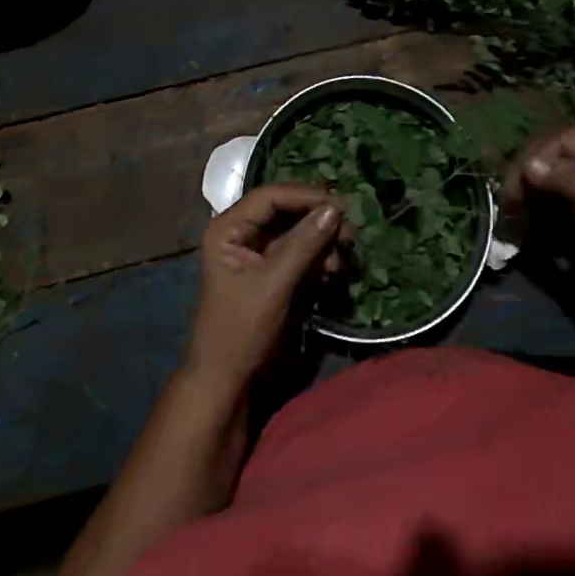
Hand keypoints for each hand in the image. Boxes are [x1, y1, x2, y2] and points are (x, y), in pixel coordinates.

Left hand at [183, 185, 341, 392]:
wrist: (225, 379)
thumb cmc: (240, 329)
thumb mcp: (274, 284)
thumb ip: (303, 245)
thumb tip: (334, 210)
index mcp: (227, 228)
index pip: (270, 197)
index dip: (306, 196)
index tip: (341, 205)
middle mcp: (238, 232)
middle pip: (283, 211)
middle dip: (316, 218)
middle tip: (349, 230)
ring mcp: (252, 252)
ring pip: (293, 231)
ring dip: (319, 239)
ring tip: (343, 254)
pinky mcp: (267, 271)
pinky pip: (295, 252)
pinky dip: (315, 257)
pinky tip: (332, 269)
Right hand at [504, 123, 574, 297]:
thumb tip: (530, 164)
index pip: (566, 140)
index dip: (533, 163)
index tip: (510, 195)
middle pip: (572, 153)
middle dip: (540, 177)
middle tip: (515, 208)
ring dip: (554, 190)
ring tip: (530, 214)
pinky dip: (574, 201)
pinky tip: (560, 218)